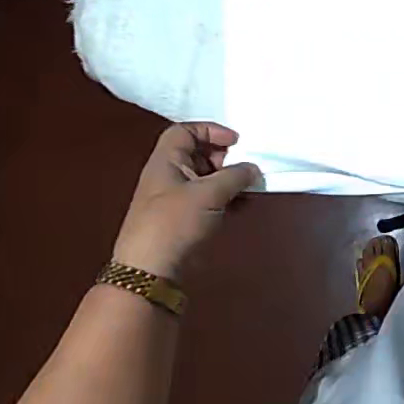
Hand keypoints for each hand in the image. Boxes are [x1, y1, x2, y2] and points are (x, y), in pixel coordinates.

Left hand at [112, 123, 261, 279]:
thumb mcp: (208, 194)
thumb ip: (235, 176)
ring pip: (206, 178)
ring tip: (248, 186)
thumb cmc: (174, 224)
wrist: (151, 273)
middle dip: (223, 156)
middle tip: (243, 166)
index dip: (210, 130)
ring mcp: (177, 200)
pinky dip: (226, 198)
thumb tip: (253, 169)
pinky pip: (209, 200)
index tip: (236, 142)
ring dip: (228, 179)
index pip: (185, 131)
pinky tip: (242, 205)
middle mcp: (169, 176)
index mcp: (166, 162)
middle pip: (197, 153)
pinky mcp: (186, 221)